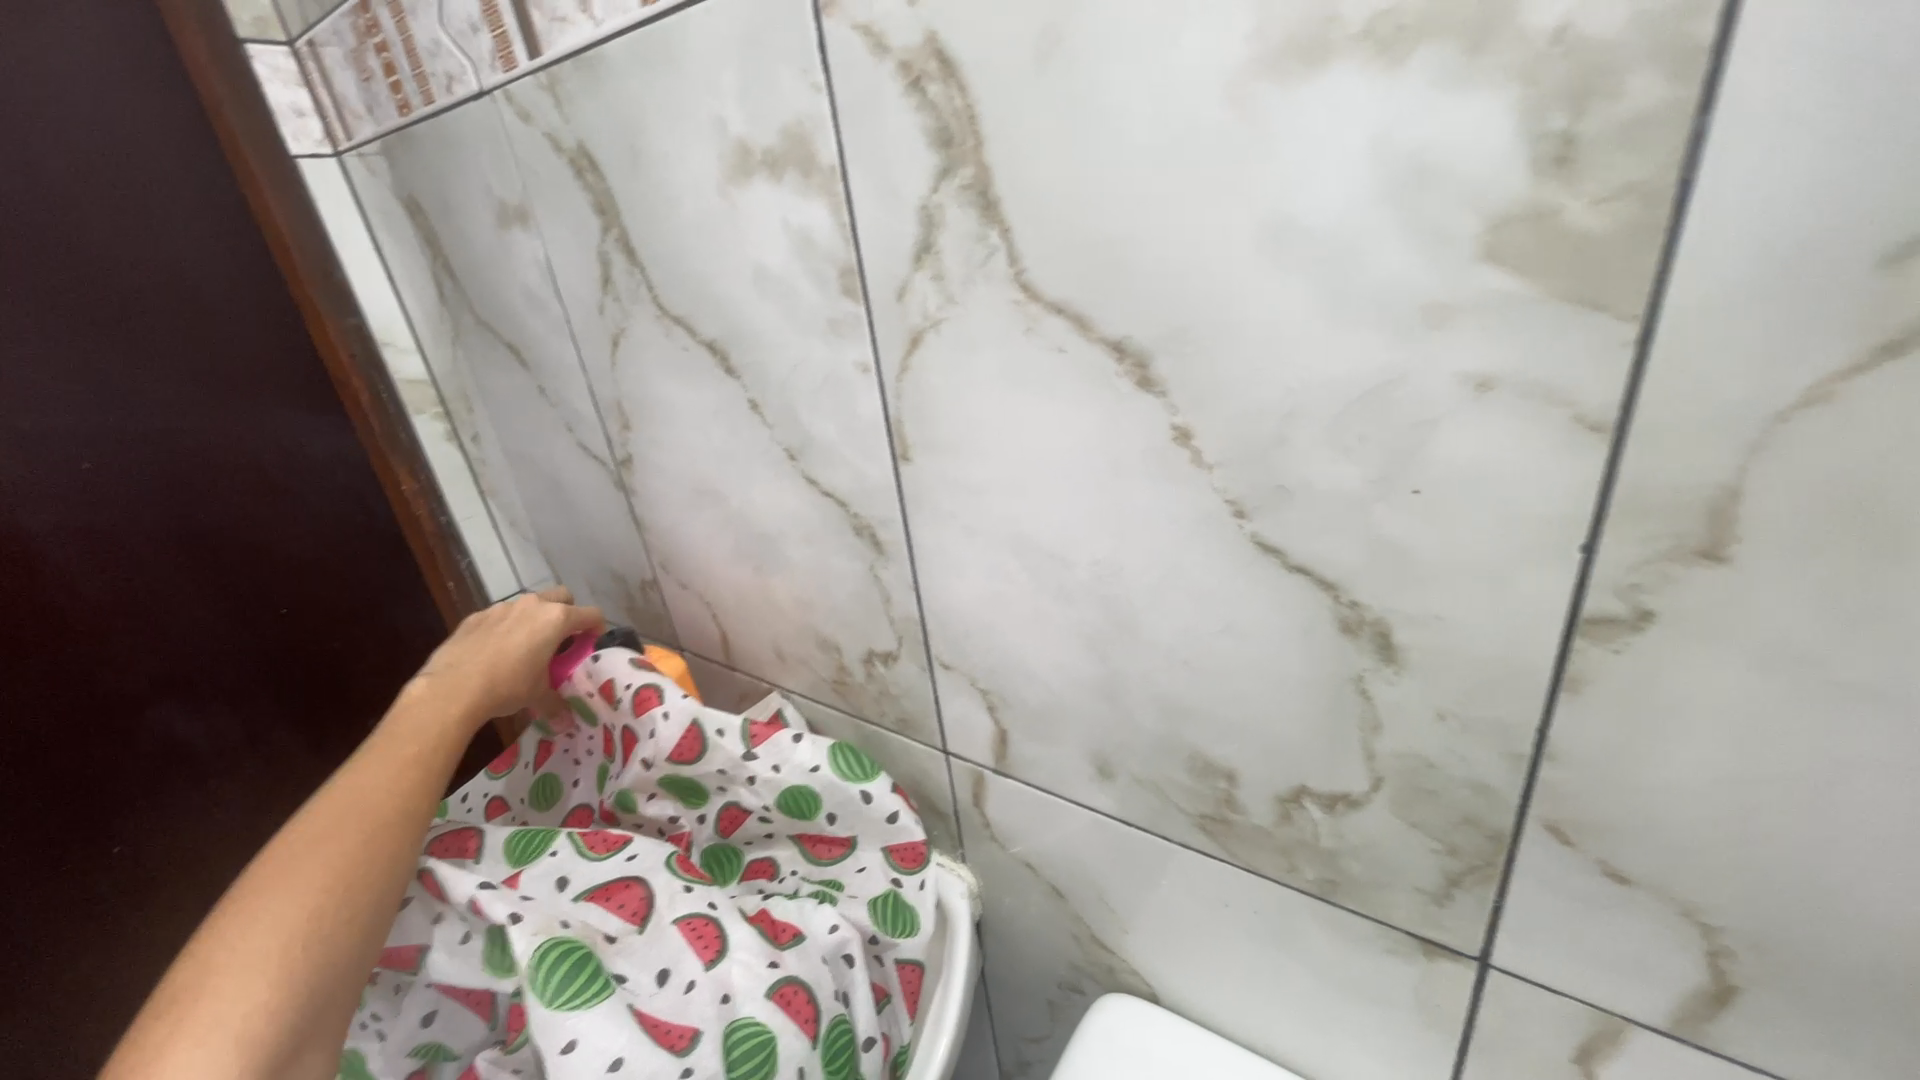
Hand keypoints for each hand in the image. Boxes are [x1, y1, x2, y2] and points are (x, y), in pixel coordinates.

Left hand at [407, 587, 604, 726]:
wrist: (451, 689)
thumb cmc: (507, 686)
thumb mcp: (538, 696)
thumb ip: (555, 703)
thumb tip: (565, 724)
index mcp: (556, 620)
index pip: (591, 615)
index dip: (596, 629)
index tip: (591, 645)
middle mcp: (533, 606)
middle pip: (562, 597)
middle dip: (567, 613)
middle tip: (561, 640)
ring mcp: (502, 608)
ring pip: (528, 605)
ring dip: (534, 620)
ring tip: (526, 648)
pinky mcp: (476, 616)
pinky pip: (500, 617)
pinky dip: (505, 628)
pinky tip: (495, 652)